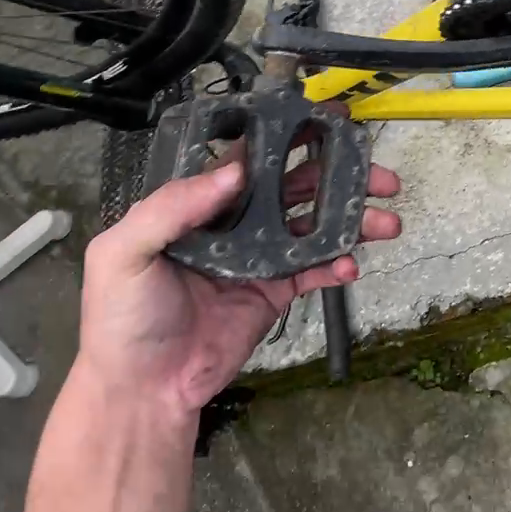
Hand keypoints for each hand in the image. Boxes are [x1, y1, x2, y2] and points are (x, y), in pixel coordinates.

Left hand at [75, 153, 400, 416]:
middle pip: (299, 186)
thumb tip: (235, 173)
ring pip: (317, 225)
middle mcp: (238, 221)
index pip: (252, 156)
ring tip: (387, 222)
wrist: (143, 391)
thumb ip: (170, 208)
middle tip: (380, 176)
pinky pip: (315, 270)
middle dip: (343, 176)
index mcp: (201, 203)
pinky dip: (338, 264)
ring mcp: (261, 256)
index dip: (290, 135)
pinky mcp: (277, 291)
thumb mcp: (123, 255)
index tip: (330, 120)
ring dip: (354, 220)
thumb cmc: (123, 319)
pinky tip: (351, 265)